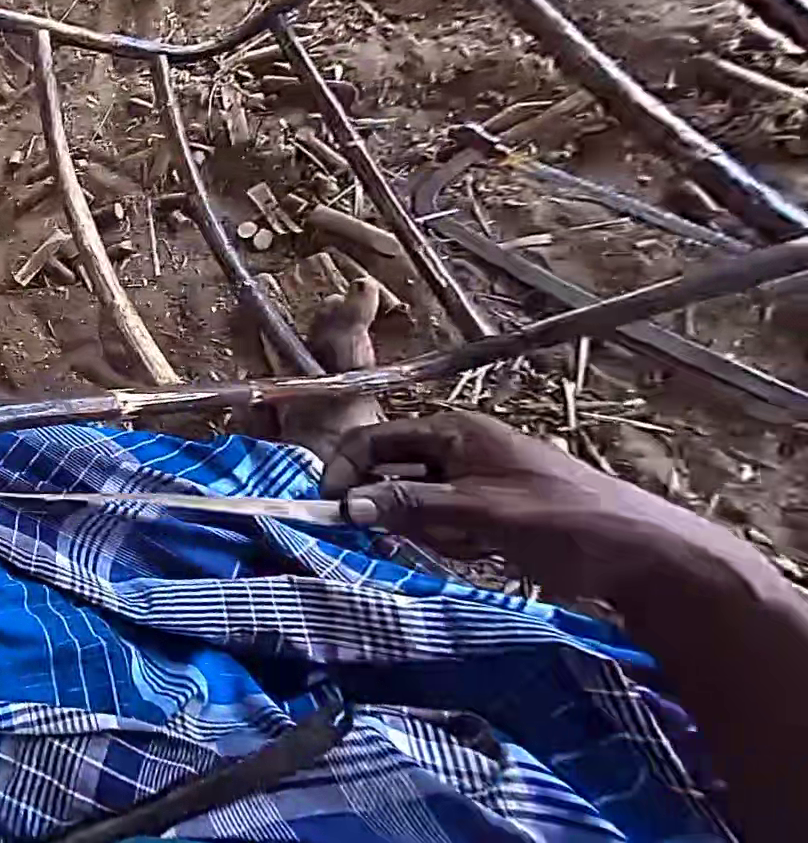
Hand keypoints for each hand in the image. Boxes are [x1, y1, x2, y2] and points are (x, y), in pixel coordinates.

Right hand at [321, 411, 746, 601]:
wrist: (662, 565)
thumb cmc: (566, 522)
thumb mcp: (480, 513)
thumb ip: (408, 505)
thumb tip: (344, 506)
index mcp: (453, 431)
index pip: (373, 441)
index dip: (346, 469)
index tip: (333, 504)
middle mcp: (458, 447)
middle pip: (390, 469)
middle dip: (392, 503)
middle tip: (397, 533)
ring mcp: (474, 477)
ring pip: (413, 498)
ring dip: (424, 524)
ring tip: (464, 544)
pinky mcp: (487, 506)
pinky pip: (440, 517)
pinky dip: (448, 535)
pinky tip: (480, 550)